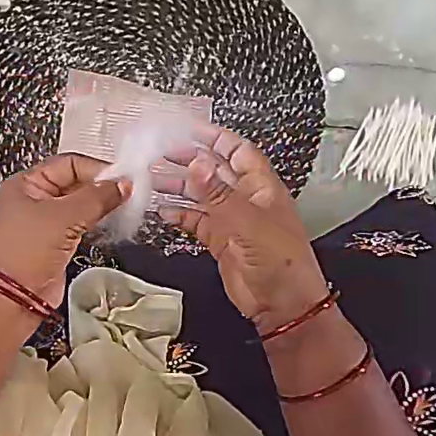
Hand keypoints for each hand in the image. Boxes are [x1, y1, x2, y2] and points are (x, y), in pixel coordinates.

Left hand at [0, 154, 128, 307]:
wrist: (15, 299)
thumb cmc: (25, 254)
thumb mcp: (64, 217)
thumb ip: (97, 197)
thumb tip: (122, 185)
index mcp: (27, 184)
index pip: (69, 163)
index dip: (96, 169)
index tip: (120, 177)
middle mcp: (35, 198)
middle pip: (76, 181)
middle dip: (101, 186)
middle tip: (125, 191)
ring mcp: (46, 220)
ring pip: (81, 202)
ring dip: (101, 203)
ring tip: (122, 204)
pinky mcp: (57, 240)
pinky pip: (81, 221)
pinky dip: (97, 219)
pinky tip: (112, 220)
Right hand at [161, 125, 328, 330]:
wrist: (283, 305)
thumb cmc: (281, 261)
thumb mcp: (248, 222)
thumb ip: (218, 194)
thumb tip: (197, 163)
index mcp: (261, 186)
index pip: (237, 151)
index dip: (214, 138)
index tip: (187, 130)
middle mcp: (246, 199)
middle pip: (214, 170)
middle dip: (189, 160)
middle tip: (160, 155)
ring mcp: (232, 220)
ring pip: (201, 195)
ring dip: (178, 186)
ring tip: (152, 179)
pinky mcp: (220, 241)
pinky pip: (196, 221)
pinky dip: (179, 215)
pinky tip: (162, 211)